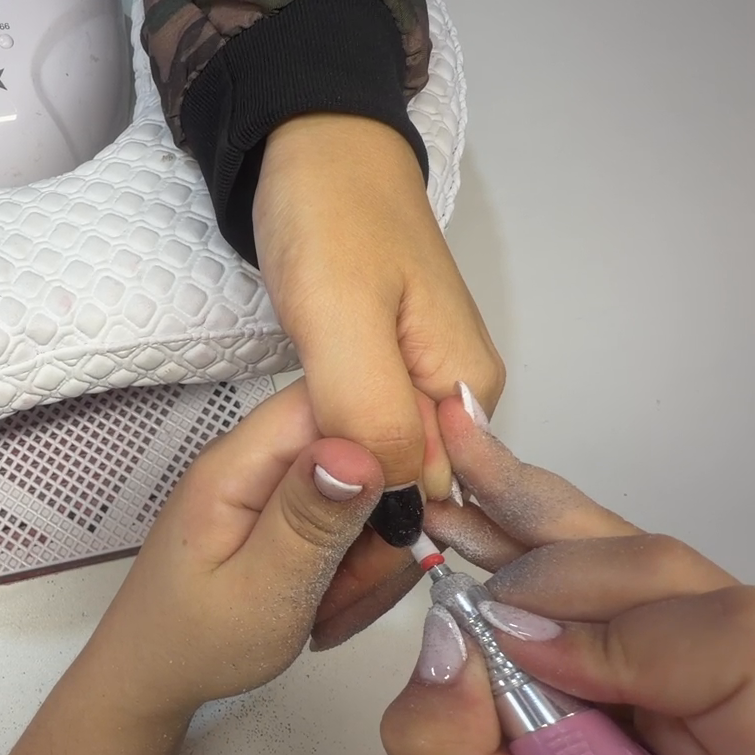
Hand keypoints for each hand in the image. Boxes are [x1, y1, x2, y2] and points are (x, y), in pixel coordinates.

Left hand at [84, 380, 384, 719]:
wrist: (154, 669)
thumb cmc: (194, 641)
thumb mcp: (261, 591)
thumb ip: (309, 521)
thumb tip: (360, 447)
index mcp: (236, 465)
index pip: (331, 398)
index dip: (393, 437)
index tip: (416, 510)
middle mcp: (253, 459)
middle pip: (359, 444)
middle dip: (384, 517)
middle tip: (356, 586)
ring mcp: (270, 484)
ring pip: (365, 488)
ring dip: (371, 553)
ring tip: (332, 606)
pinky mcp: (282, 510)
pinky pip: (349, 518)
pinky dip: (357, 563)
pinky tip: (331, 602)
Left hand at [254, 114, 504, 649]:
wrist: (307, 148)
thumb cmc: (326, 224)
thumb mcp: (338, 321)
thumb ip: (367, 409)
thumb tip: (393, 495)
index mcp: (459, 388)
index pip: (430, 502)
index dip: (372, 551)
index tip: (318, 598)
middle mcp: (448, 392)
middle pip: (409, 496)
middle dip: (357, 547)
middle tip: (304, 606)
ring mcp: (411, 379)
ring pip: (381, 474)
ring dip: (342, 519)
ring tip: (296, 577)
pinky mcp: (375, 366)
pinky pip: (361, 442)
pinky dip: (332, 476)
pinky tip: (304, 505)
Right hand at [379, 395, 754, 754]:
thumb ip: (446, 741)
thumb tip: (443, 632)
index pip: (742, 650)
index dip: (619, 632)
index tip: (512, 646)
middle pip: (678, 574)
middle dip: (551, 570)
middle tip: (460, 573)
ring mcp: (733, 641)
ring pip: (630, 542)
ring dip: (526, 509)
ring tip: (449, 465)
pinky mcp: (678, 608)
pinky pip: (604, 540)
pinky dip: (525, 507)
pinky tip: (470, 474)